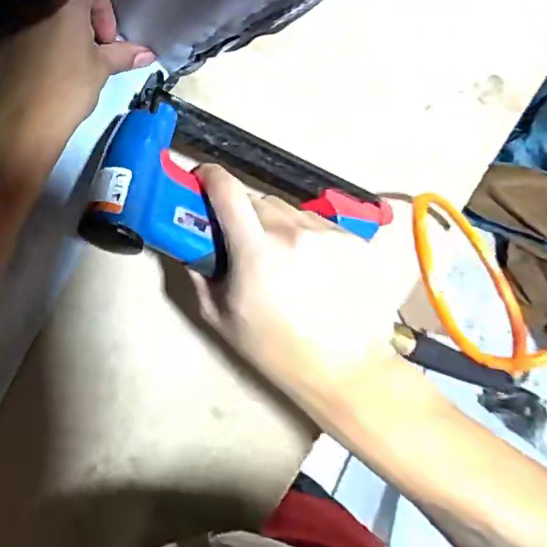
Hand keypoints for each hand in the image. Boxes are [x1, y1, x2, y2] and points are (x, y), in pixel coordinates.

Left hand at [0, 0, 154, 191]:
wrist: (19, 126)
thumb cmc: (67, 90)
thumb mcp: (100, 69)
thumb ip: (122, 54)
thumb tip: (146, 53)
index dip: (106, 15)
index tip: (107, 44)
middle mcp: (29, 1)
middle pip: (62, 0)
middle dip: (79, 22)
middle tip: (87, 50)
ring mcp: (2, 21)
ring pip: (35, 16)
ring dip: (52, 31)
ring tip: (61, 62)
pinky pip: (13, 35)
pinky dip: (28, 45)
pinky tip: (35, 72)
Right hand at [190, 165, 421, 403]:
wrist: (350, 372)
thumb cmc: (277, 349)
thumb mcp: (220, 316)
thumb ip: (199, 273)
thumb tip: (189, 242)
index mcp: (257, 251)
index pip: (227, 189)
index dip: (208, 175)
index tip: (200, 179)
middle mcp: (294, 233)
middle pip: (256, 198)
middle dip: (241, 211)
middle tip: (239, 238)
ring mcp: (330, 235)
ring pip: (288, 209)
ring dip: (275, 222)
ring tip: (280, 255)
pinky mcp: (356, 241)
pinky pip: (318, 224)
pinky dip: (306, 235)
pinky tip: (310, 265)